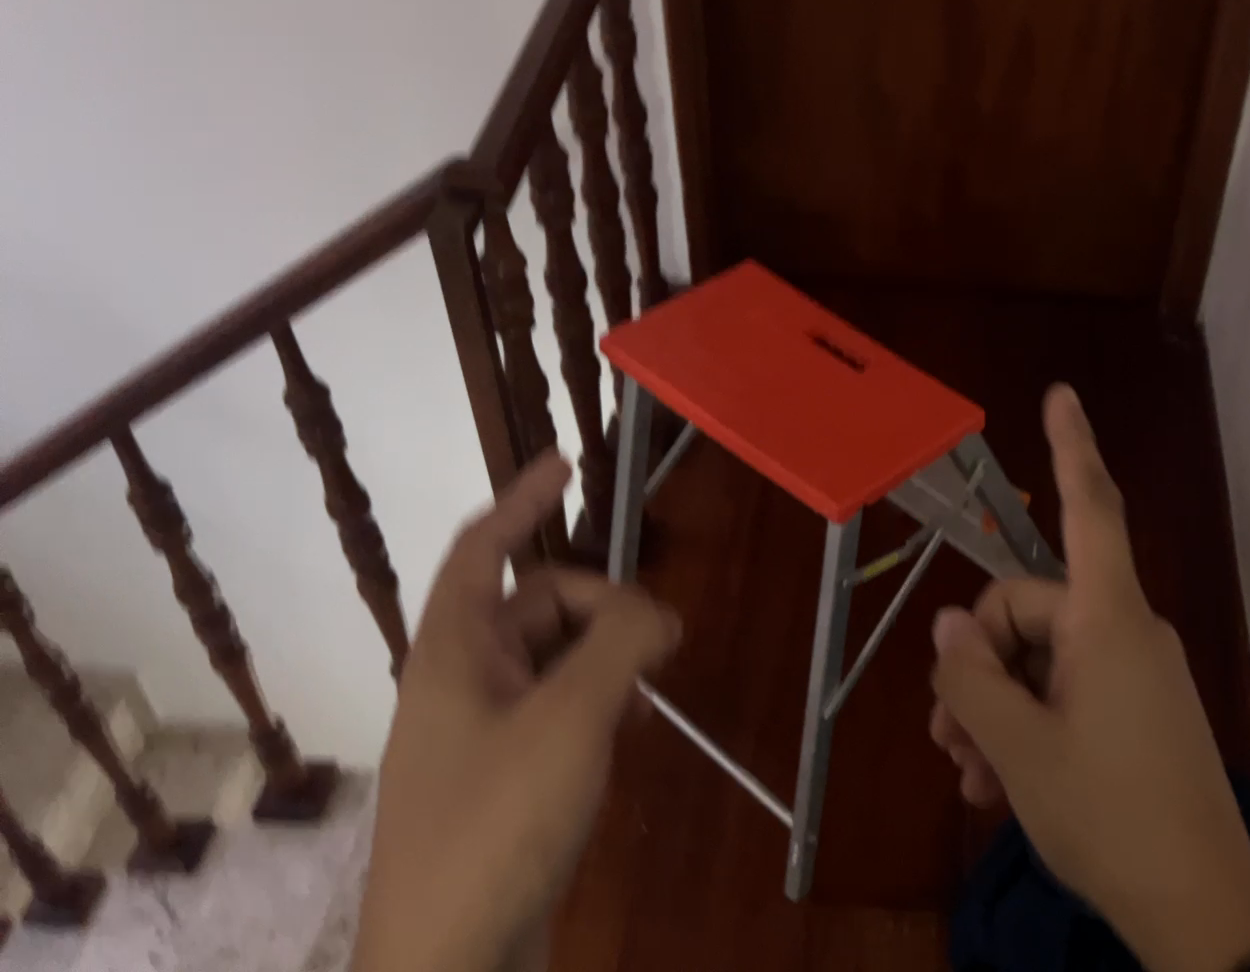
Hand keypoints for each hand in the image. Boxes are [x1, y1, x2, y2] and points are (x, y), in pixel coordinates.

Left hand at [352, 452, 680, 971]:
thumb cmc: (497, 823)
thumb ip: (621, 644)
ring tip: (653, 678)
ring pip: (552, 659)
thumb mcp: (571, 718)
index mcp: (452, 656)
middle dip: (599, 602)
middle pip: (534, 606)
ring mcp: (481, 734)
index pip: (481, 551)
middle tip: (662, 633)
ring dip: (605, 652)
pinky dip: (599, 696)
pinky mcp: (505, 776)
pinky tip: (631, 723)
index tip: (566, 464)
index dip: (520, 500)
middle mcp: (460, 685)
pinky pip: (557, 706)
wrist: (451, 965)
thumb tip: (659, 610)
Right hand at [929, 386, 1249, 971]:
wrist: (1198, 910)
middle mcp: (1125, 634)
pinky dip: (1027, 726)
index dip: (1073, 448)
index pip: (1090, 511)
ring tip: (968, 769)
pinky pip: (1066, 695)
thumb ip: (975, 679)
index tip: (1061, 394)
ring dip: (995, 706)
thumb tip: (948, 626)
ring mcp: (1132, 676)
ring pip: (1041, 661)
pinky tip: (996, 781)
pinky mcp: (1134, 715)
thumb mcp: (1020, 748)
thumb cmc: (1109, 815)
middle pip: (1030, 611)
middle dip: (978, 663)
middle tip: (946, 734)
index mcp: (1109, 621)